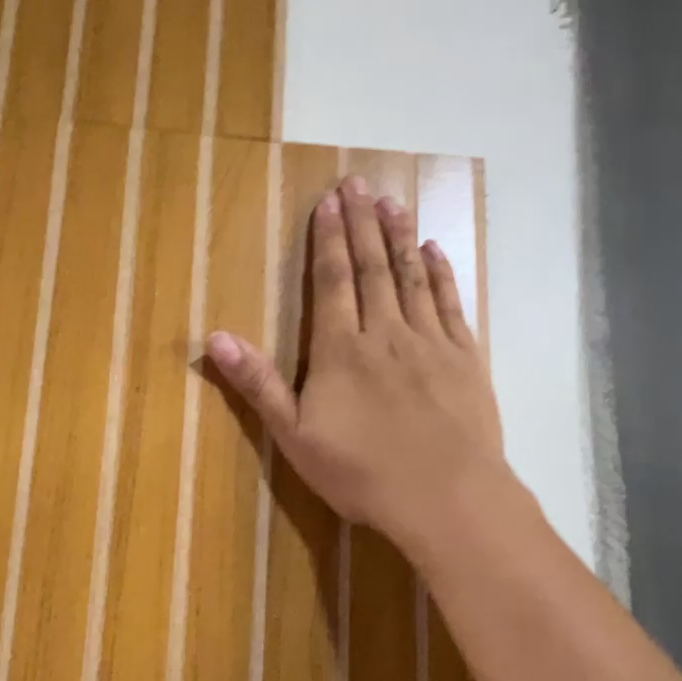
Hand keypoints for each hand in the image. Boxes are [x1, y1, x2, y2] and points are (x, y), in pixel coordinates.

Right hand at [206, 175, 510, 552]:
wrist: (447, 497)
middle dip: (362, 223)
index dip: (328, 239)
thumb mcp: (295, 437)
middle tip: (358, 183)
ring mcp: (430, 342)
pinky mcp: (465, 358)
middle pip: (372, 267)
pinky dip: (441, 273)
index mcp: (341, 350)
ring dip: (400, 237)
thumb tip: (216, 337)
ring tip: (392, 202)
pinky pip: (450, 303)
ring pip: (412, 276)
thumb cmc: (364, 474)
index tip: (329, 201)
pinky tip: (435, 250)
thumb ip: (259, 385)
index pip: (332, 281)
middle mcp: (385, 333)